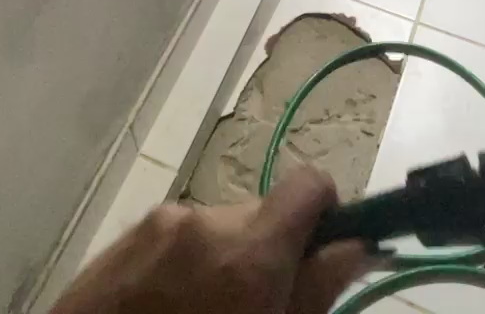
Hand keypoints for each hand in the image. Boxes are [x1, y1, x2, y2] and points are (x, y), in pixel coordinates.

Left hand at [52, 169, 370, 313]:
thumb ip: (315, 293)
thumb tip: (356, 246)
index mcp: (248, 250)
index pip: (310, 184)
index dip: (325, 212)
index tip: (320, 252)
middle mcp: (206, 219)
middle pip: (264, 213)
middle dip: (270, 252)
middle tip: (258, 306)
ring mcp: (161, 221)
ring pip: (220, 227)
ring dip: (226, 259)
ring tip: (204, 312)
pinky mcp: (128, 232)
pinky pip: (179, 233)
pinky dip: (188, 262)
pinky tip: (168, 307)